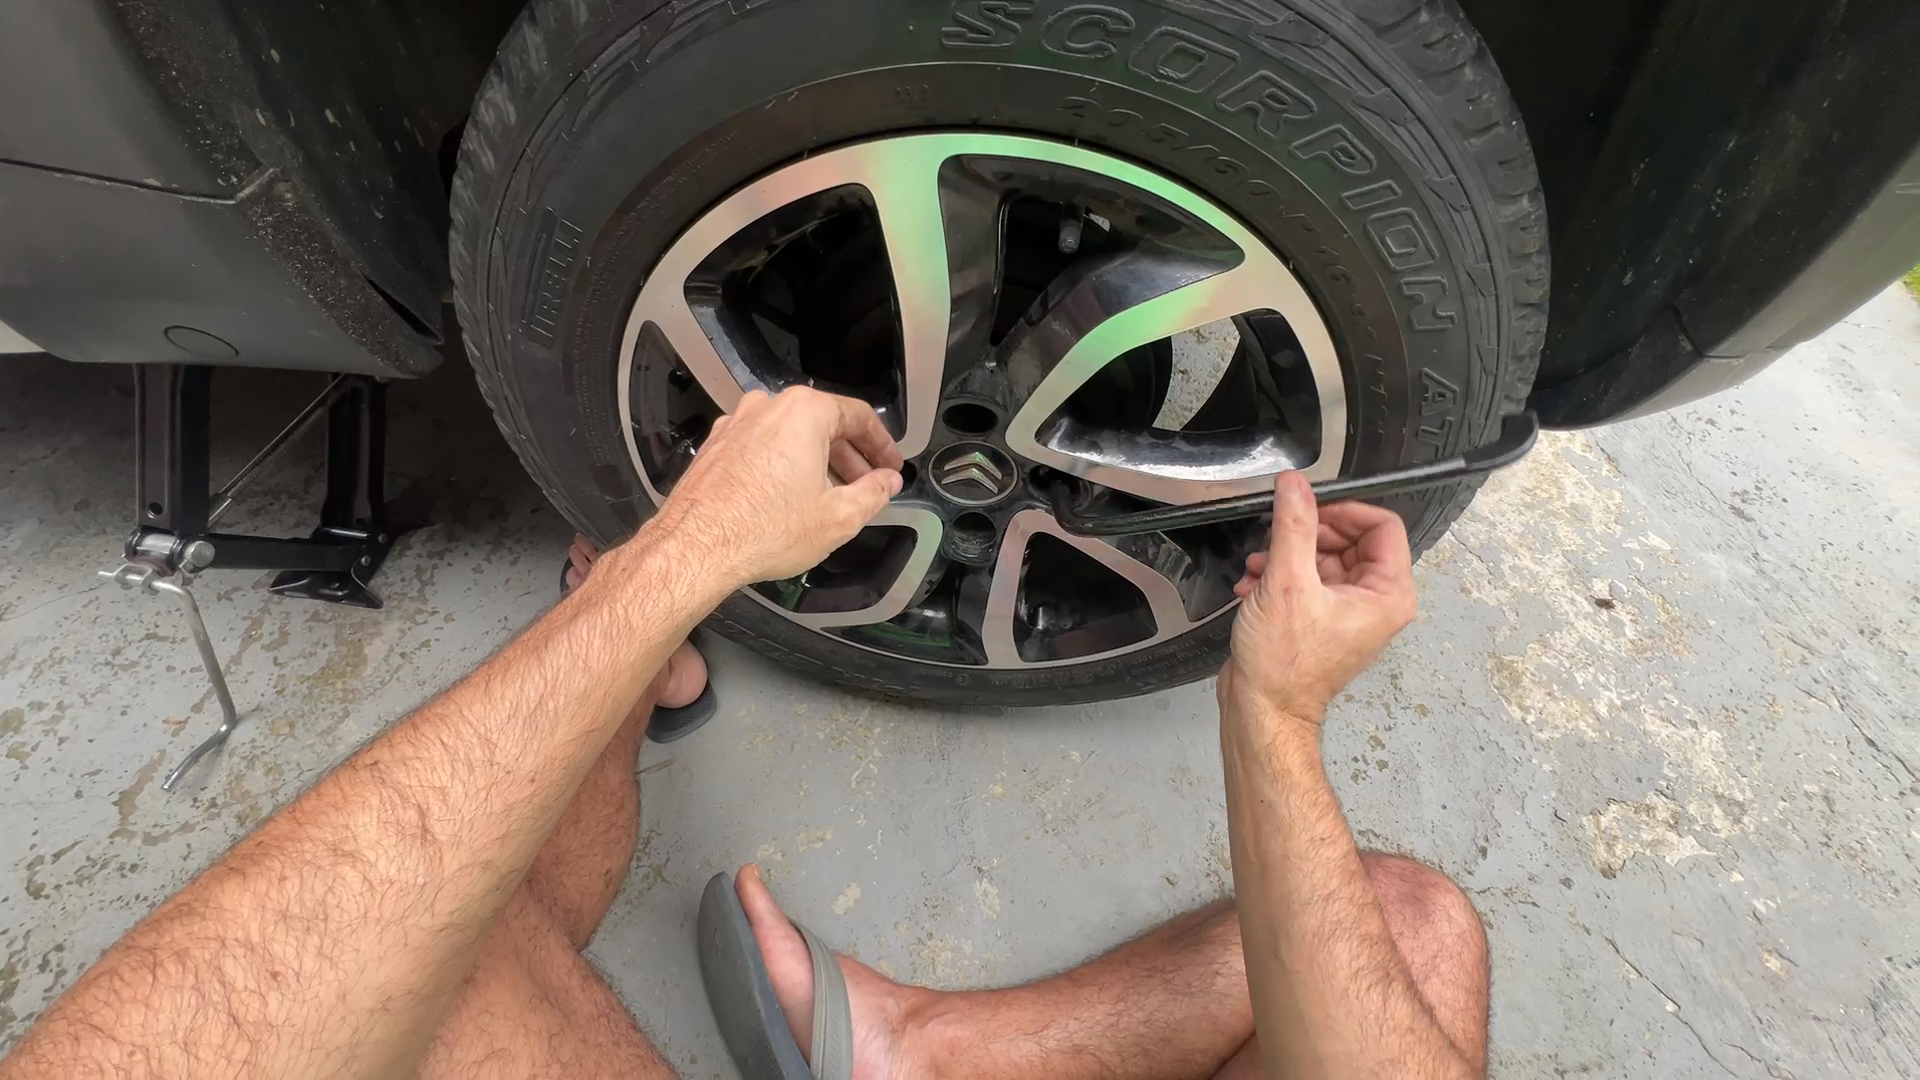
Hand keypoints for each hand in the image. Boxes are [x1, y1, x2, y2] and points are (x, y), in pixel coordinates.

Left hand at [650, 386, 903, 587]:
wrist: (695, 549)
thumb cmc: (762, 530)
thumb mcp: (839, 517)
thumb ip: (873, 493)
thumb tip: (886, 483)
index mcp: (804, 412)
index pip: (859, 416)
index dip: (883, 445)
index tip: (890, 465)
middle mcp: (768, 408)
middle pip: (824, 424)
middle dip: (851, 457)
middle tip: (867, 485)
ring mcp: (737, 425)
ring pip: (792, 436)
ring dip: (818, 462)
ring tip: (831, 497)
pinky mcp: (717, 447)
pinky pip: (764, 448)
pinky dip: (785, 466)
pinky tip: (792, 499)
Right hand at [1219, 472, 1416, 727]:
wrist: (1261, 707)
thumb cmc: (1284, 662)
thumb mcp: (1287, 582)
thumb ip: (1293, 527)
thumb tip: (1294, 485)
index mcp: (1387, 594)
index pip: (1382, 526)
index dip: (1342, 511)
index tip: (1306, 509)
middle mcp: (1374, 602)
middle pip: (1348, 540)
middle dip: (1304, 536)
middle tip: (1273, 541)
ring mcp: (1345, 612)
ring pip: (1320, 559)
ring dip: (1283, 556)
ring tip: (1256, 569)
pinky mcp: (1318, 619)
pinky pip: (1305, 580)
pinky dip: (1277, 577)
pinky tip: (1251, 587)